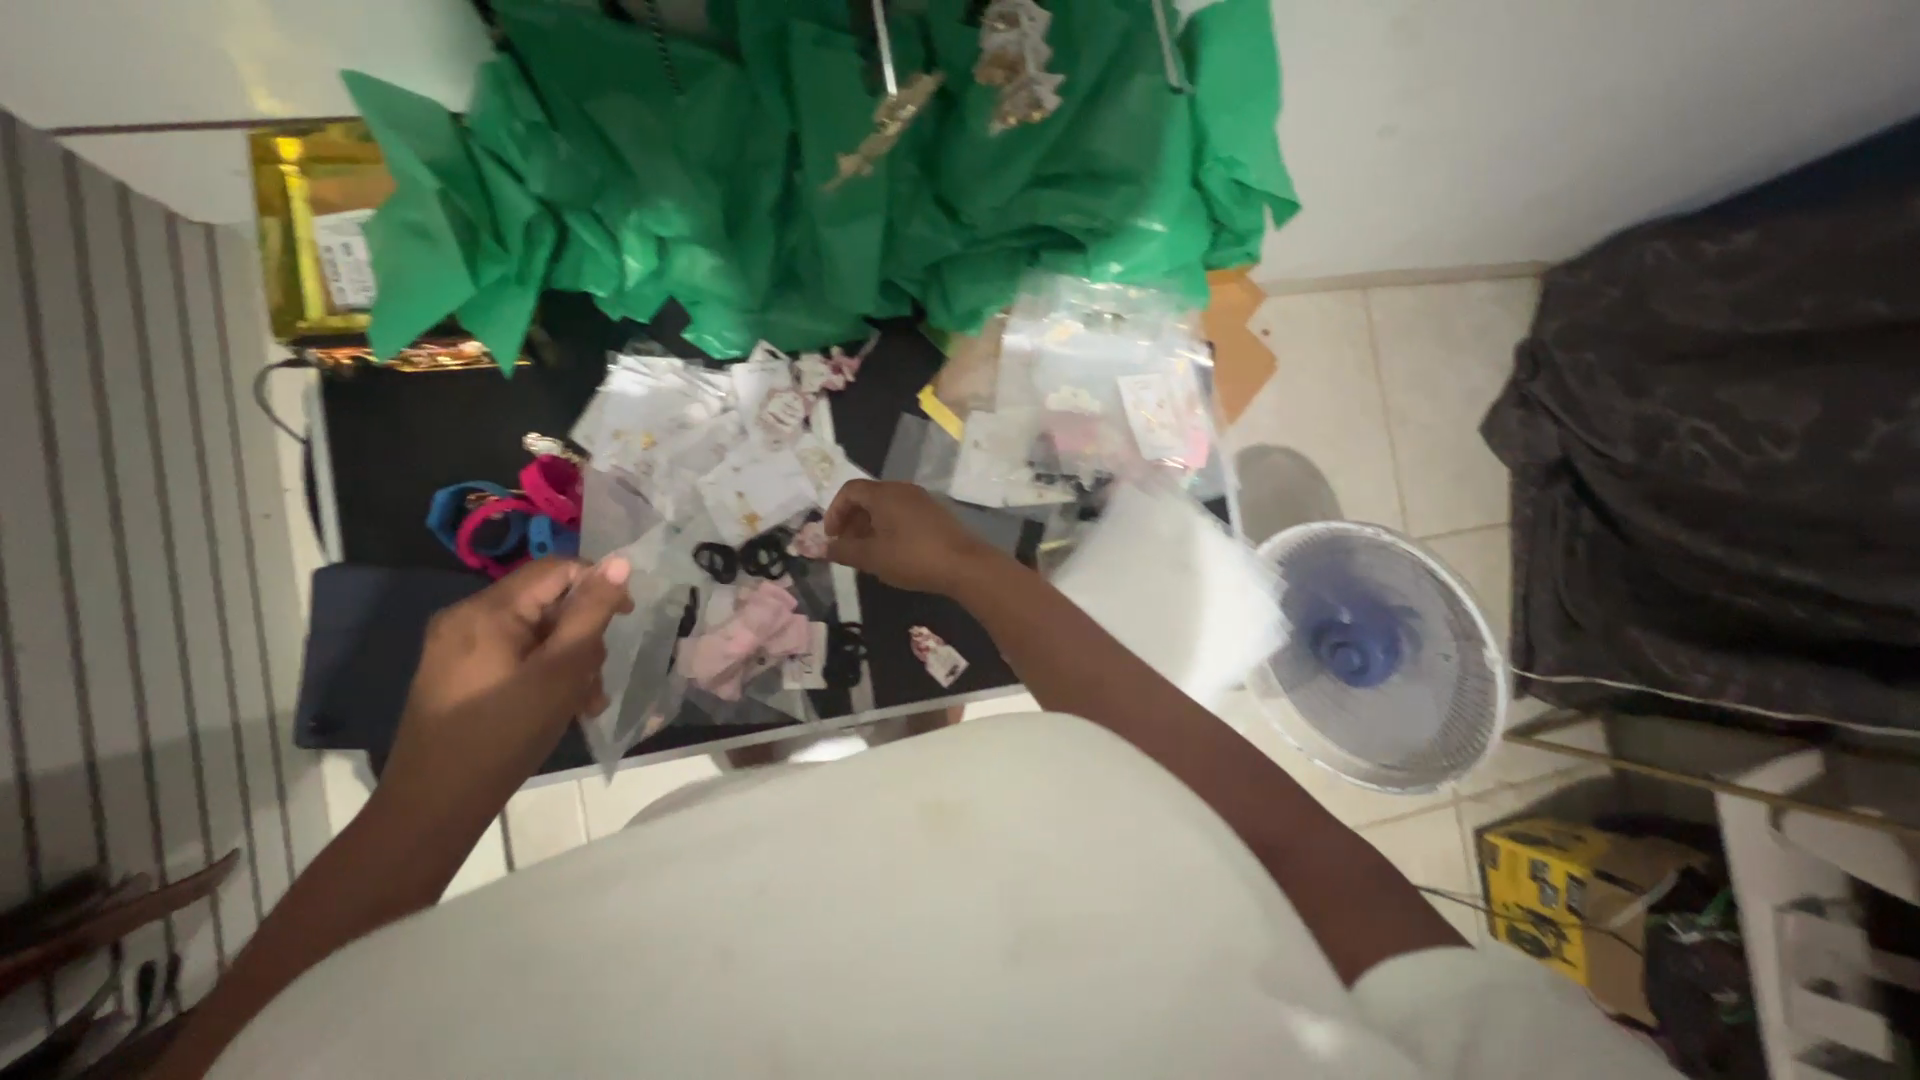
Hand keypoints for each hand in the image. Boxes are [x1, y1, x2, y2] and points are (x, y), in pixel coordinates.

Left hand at [384, 557, 633, 792]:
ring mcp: (456, 646)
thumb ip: (591, 614)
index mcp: (487, 610)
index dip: (597, 584)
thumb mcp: (561, 672)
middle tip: (596, 681)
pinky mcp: (456, 673)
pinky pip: (512, 656)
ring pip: (533, 634)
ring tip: (583, 704)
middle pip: (545, 603)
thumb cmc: (505, 734)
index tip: (627, 619)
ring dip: (567, 661)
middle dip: (582, 637)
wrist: (434, 804)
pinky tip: (558, 708)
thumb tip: (619, 562)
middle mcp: (466, 617)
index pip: (555, 568)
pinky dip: (541, 673)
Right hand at [824, 480, 1002, 595]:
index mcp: (884, 494)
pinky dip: (889, 527)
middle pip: (867, 497)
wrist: (964, 565)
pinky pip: (902, 513)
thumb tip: (824, 548)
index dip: (834, 512)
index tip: (832, 537)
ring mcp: (922, 500)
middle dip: (851, 521)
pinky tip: (892, 552)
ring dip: (870, 526)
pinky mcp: (935, 513)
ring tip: (867, 552)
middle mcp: (902, 489)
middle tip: (847, 547)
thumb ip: (844, 551)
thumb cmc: (912, 558)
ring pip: (886, 506)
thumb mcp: (872, 557)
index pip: (849, 490)